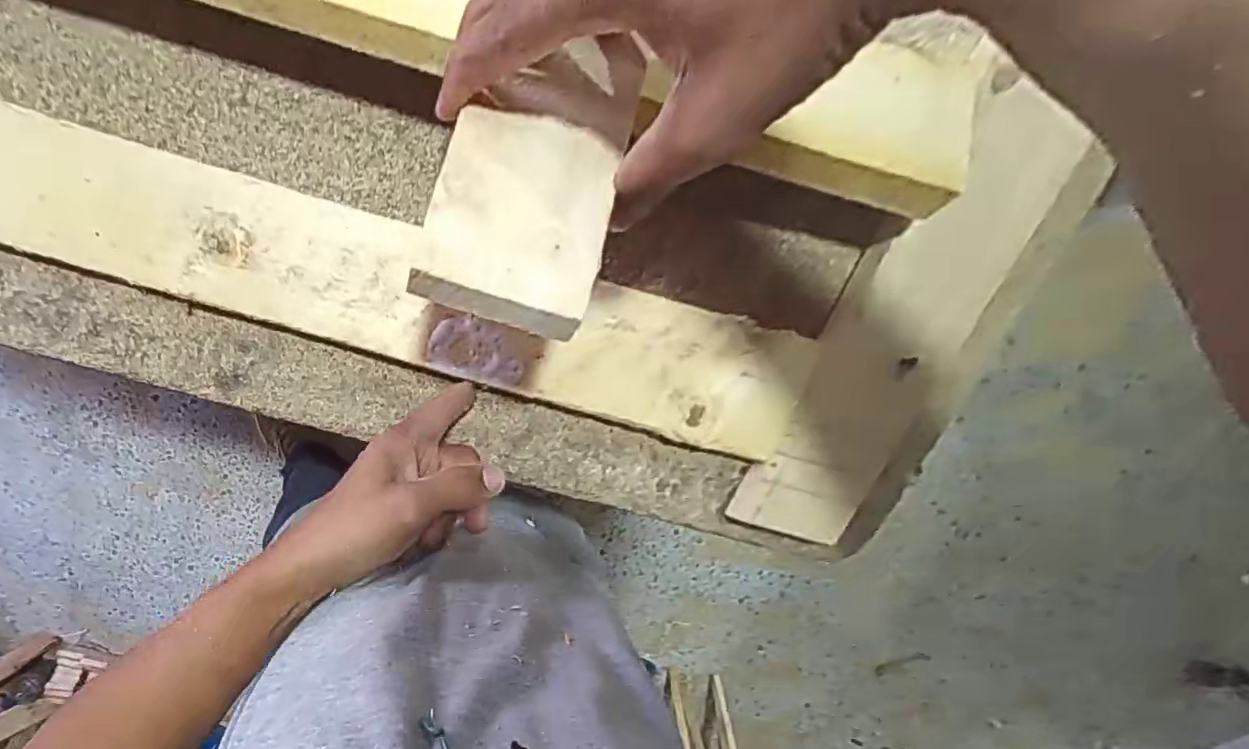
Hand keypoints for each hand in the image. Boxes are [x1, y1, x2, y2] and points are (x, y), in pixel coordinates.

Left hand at [266, 383, 505, 594]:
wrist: (315, 566)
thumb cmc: (357, 528)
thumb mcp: (412, 506)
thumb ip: (457, 487)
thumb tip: (498, 476)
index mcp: (403, 443)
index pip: (439, 411)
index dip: (459, 401)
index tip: (476, 389)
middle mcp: (405, 457)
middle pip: (457, 462)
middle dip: (468, 492)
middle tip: (473, 525)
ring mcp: (402, 485)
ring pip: (450, 491)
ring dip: (450, 516)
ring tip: (430, 538)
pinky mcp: (398, 510)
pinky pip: (433, 510)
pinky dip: (435, 527)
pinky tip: (423, 543)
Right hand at [437, 0, 904, 227]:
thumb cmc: (800, 20)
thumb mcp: (715, 122)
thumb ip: (650, 178)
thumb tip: (611, 226)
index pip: (502, 28)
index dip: (466, 72)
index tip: (448, 109)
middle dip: (479, 37)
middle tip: (478, 88)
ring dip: (519, 12)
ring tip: (523, 62)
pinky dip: (569, 2)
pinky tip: (599, 33)